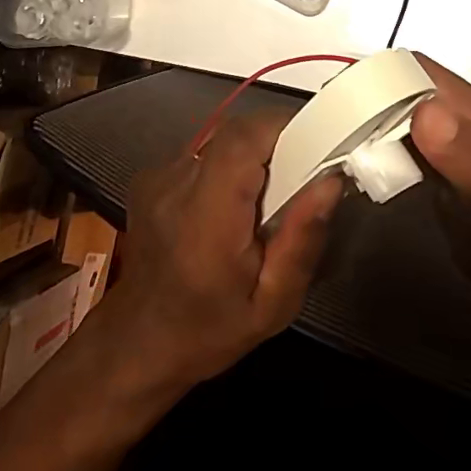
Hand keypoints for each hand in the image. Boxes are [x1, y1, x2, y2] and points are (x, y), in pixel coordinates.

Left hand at [103, 112, 343, 388]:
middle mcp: (176, 185)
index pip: (245, 138)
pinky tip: (231, 207)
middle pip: (236, 132)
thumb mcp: (273, 304)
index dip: (287, 129)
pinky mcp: (150, 177)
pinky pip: (203, 152)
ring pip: (221, 138)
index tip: (319, 147)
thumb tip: (331, 182)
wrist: (139, 342)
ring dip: (252, 156)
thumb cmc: (210, 330)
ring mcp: (157, 177)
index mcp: (206, 218)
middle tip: (301, 180)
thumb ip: (301, 242)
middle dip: (277, 142)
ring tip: (264, 203)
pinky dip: (227, 167)